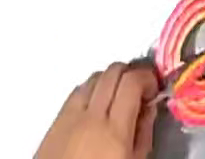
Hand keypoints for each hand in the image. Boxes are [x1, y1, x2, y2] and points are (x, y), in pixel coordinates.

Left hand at [33, 62, 157, 158]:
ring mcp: (68, 119)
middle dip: (129, 74)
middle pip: (112, 71)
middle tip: (137, 91)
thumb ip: (143, 134)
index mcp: (114, 131)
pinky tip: (93, 109)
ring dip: (108, 81)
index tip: (153, 89)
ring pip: (92, 78)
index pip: (132, 80)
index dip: (147, 77)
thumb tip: (148, 106)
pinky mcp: (51, 126)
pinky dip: (89, 92)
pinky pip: (74, 94)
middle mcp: (90, 118)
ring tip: (114, 99)